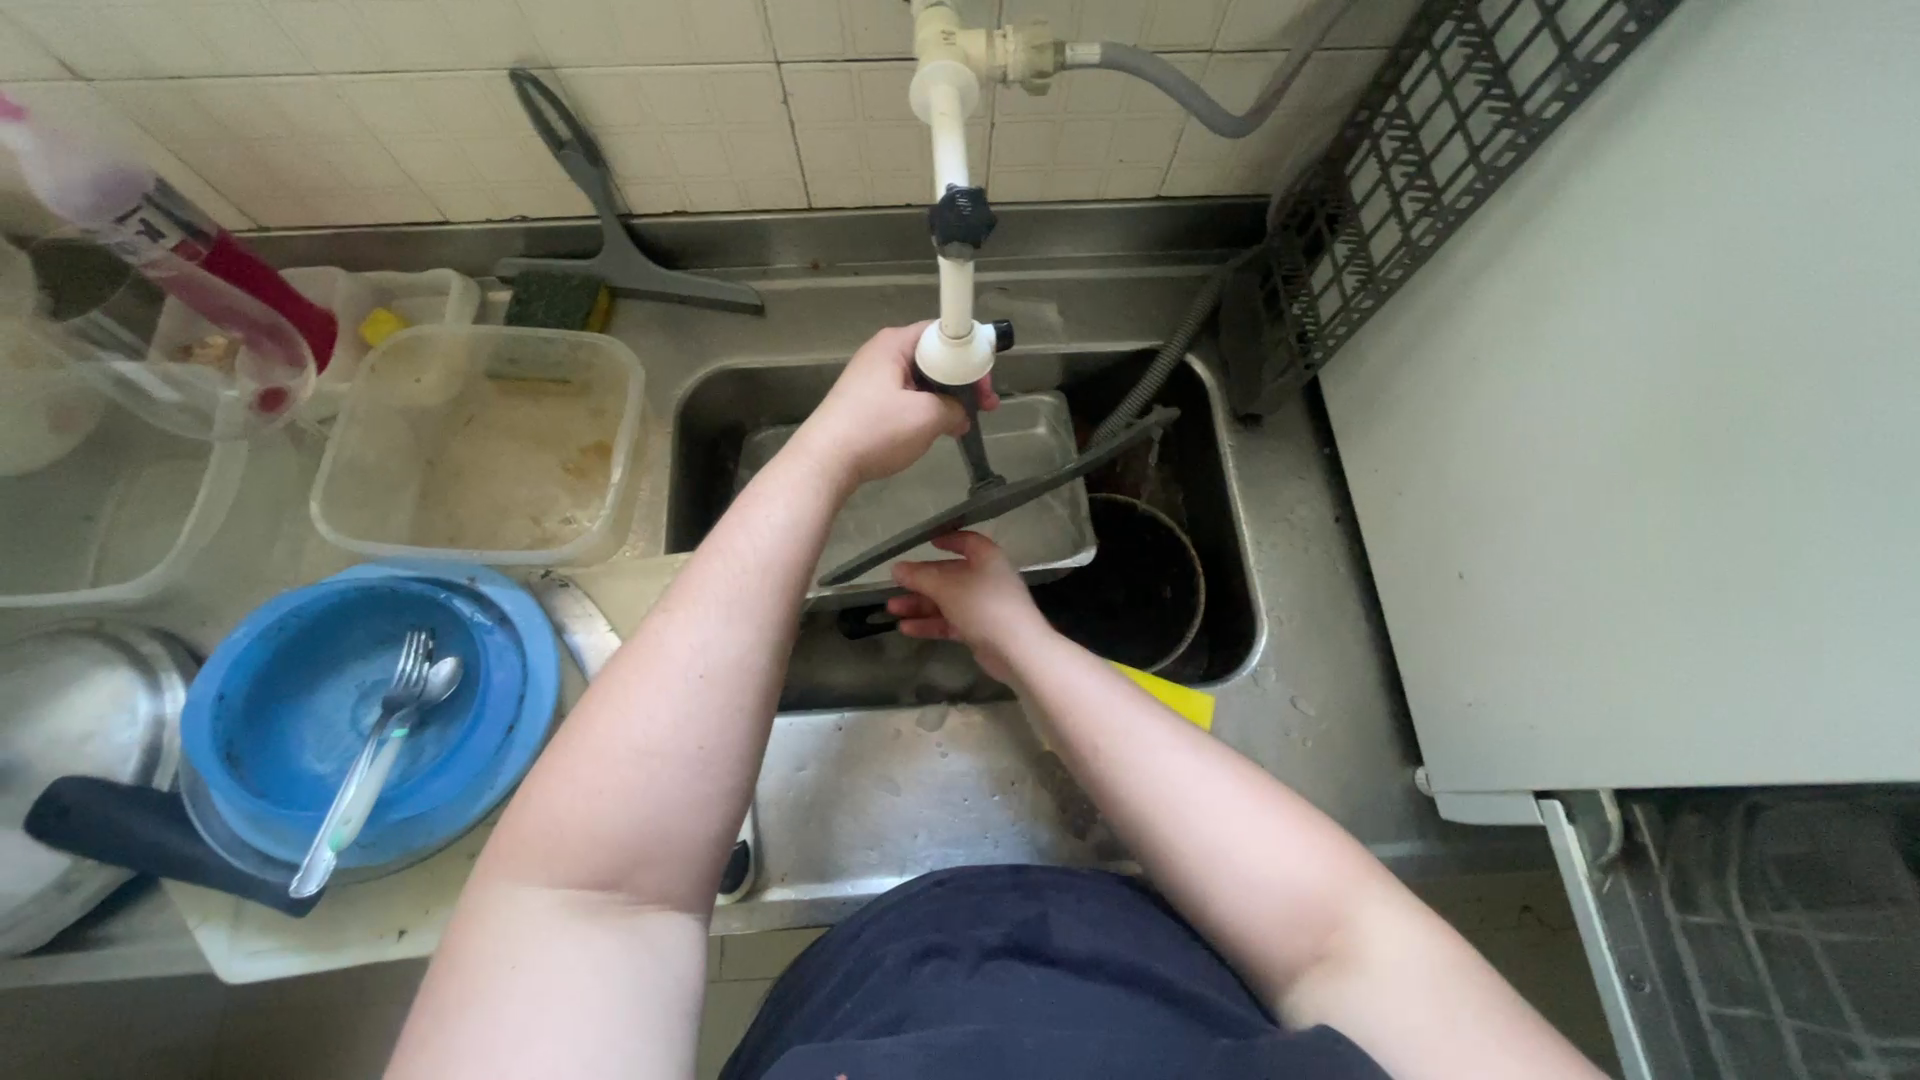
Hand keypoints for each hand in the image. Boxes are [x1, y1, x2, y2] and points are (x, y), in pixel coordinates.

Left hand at [787, 321, 1000, 488]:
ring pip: (923, 380)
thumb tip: (962, 415)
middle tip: (985, 404)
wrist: (825, 462)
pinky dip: (927, 410)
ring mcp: (874, 378)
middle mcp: (883, 353)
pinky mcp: (868, 402)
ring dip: (947, 399)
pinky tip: (942, 429)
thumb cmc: (876, 430)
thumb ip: (954, 409)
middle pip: (934, 357)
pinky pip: (908, 397)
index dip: (970, 355)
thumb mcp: (926, 417)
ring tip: (966, 421)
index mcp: (894, 344)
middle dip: (962, 380)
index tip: (985, 381)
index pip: (942, 332)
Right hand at [889, 532, 1049, 682]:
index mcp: (986, 558)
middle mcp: (986, 578)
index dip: (948, 540)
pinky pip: (950, 621)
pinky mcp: (979, 630)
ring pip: (947, 600)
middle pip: (950, 574)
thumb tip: (896, 568)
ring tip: (892, 609)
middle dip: (921, 581)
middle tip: (894, 584)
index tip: (927, 542)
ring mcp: (983, 606)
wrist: (1017, 650)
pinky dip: (930, 623)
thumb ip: (920, 577)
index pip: (967, 541)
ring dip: (920, 604)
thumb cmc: (984, 606)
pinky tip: (906, 628)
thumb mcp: (947, 587)